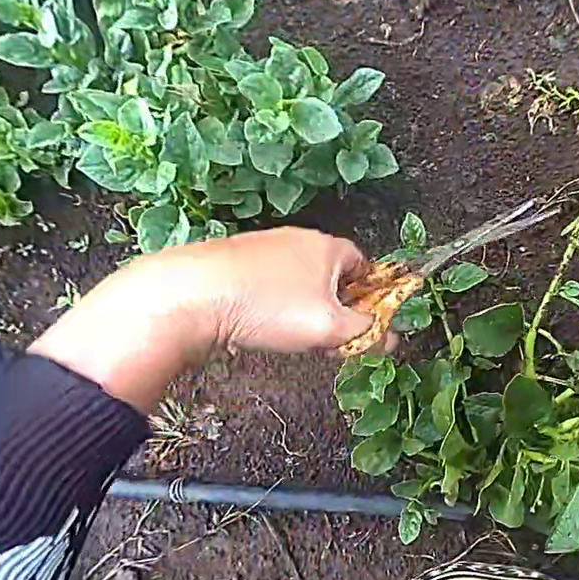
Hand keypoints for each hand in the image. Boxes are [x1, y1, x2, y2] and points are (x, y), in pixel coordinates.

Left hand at [29, 227, 382, 411]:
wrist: (187, 297)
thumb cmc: (268, 306)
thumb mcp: (332, 329)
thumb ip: (369, 334)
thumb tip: (391, 340)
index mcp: (328, 247)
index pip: (367, 267)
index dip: (370, 297)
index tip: (363, 323)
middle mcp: (297, 239)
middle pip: (333, 275)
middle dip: (337, 306)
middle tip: (330, 335)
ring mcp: (262, 247)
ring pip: (300, 281)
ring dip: (305, 307)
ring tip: (292, 335)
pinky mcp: (233, 261)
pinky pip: (269, 285)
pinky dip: (273, 305)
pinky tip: (260, 325)